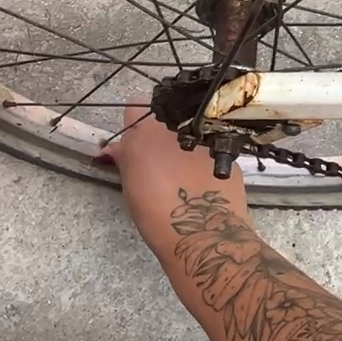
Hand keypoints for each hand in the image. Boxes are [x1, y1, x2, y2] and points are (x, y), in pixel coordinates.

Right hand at [102, 105, 247, 245]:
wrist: (202, 232)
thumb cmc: (156, 214)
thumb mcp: (130, 187)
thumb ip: (125, 159)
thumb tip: (117, 149)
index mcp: (144, 133)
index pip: (134, 108)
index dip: (135, 124)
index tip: (137, 141)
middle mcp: (173, 128)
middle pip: (163, 117)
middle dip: (160, 132)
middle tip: (160, 158)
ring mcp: (201, 137)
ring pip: (188, 132)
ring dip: (184, 145)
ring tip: (184, 173)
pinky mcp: (224, 153)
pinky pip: (208, 149)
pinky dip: (204, 160)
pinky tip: (204, 182)